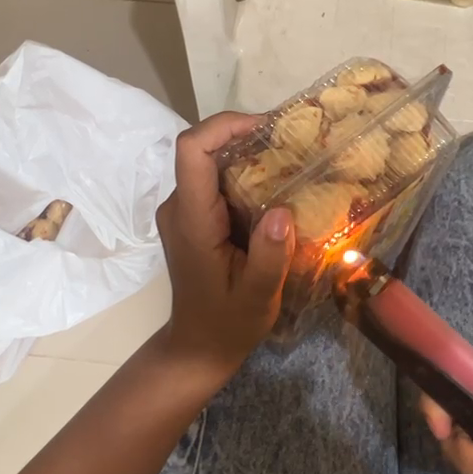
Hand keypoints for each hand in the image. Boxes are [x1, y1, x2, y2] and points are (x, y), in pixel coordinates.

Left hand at [154, 112, 295, 374]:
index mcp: (192, 219)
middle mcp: (179, 206)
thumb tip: (283, 211)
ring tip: (292, 162)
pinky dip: (246, 175)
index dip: (223, 126)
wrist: (198, 346)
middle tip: (293, 145)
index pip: (192, 151)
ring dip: (248, 156)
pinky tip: (277, 188)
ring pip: (211, 163)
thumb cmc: (228, 323)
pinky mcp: (194, 216)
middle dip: (246, 138)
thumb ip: (270, 255)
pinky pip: (216, 181)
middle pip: (203, 149)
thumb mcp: (257, 296)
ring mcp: (184, 210)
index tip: (266, 128)